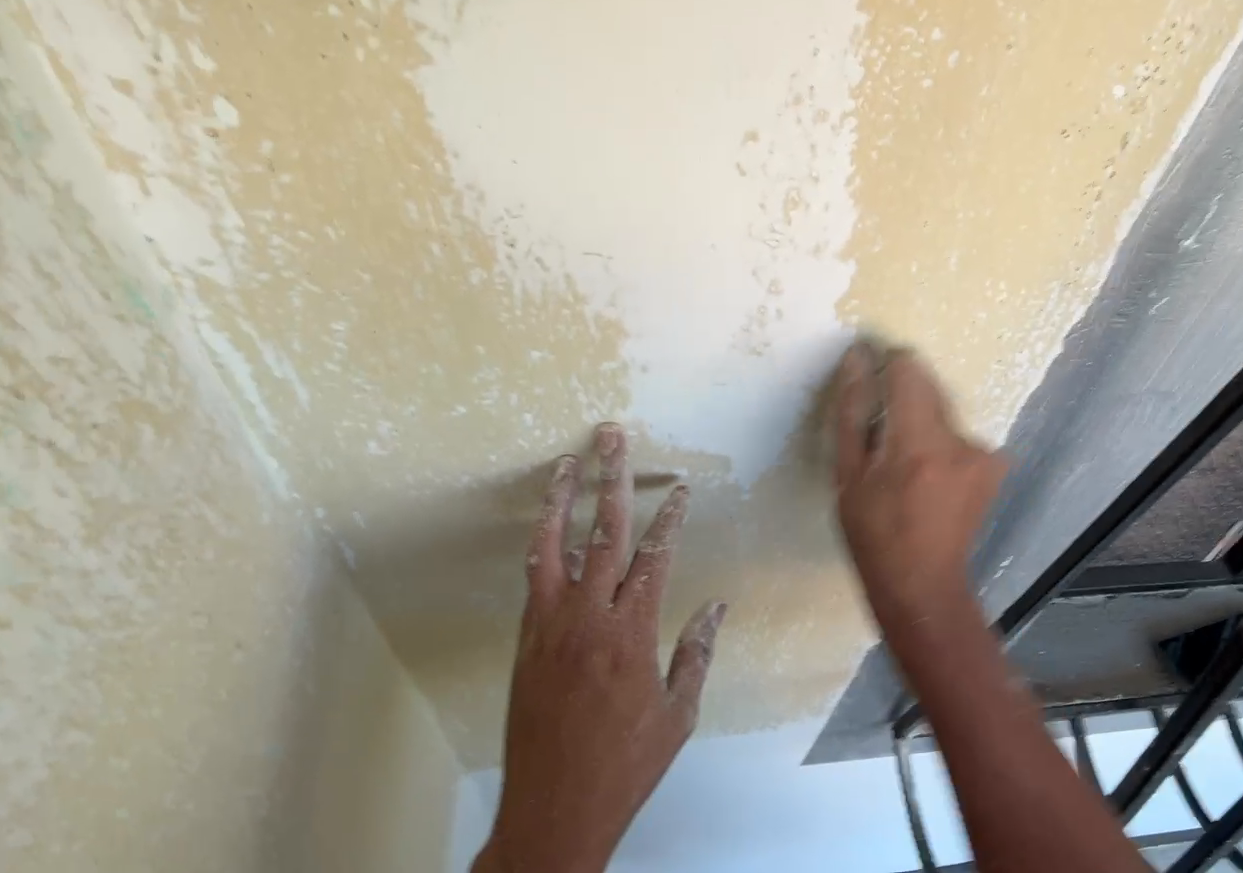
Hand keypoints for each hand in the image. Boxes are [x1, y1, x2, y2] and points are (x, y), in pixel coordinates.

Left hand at [474, 423, 726, 872]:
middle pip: (604, 532)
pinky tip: (546, 523)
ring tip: (569, 460)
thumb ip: (695, 654)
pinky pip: (534, 576)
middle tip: (612, 437)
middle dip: (612, 479)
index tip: (679, 488)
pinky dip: (541, 542)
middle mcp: (589, 616)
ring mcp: (551, 624)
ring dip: (563, 498)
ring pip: (556, 545)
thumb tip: (715, 608)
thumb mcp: (677, 714)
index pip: (655, 556)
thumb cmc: (625, 763)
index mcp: (632, 632)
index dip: (669, 517)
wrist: (554, 806)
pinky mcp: (527, 638)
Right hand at [832, 342, 1006, 636]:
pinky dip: (942, 444)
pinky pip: (960, 433)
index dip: (885, 367)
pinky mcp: (994, 464)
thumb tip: (857, 358)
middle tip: (884, 442)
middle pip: (928, 387)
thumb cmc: (874, 534)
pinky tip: (931, 478)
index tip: (871, 386)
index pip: (908, 368)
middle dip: (902, 401)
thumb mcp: (848, 476)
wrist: (922, 585)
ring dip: (923, 423)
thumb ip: (853, 412)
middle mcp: (959, 440)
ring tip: (906, 467)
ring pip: (944, 410)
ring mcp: (984, 453)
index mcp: (918, 443)